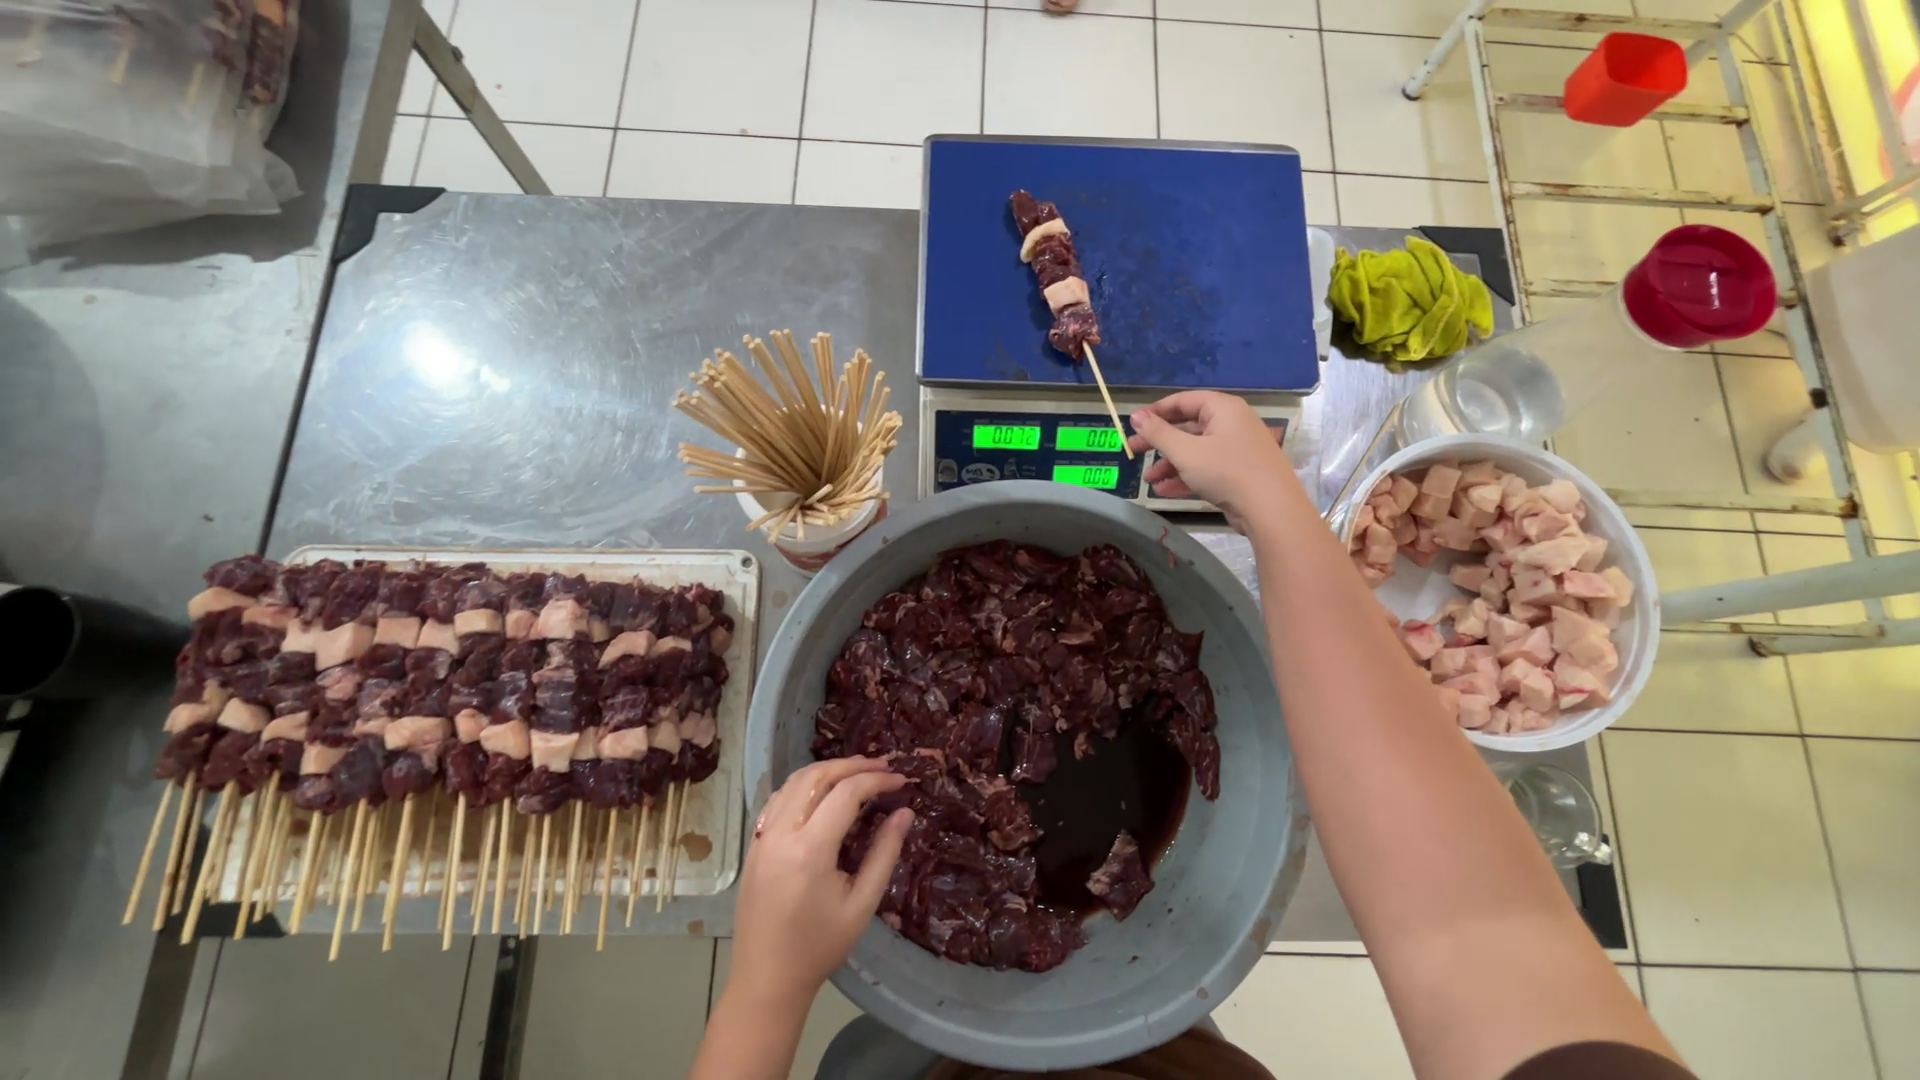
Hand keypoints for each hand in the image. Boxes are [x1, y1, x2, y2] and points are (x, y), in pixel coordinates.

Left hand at [732, 757, 913, 1010]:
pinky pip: (778, 799)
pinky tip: (822, 791)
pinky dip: (803, 785)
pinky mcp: (754, 844)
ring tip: (857, 772)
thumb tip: (905, 813)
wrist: (767, 978)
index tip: (901, 780)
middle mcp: (781, 834)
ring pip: (793, 782)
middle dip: (852, 766)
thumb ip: (884, 854)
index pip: (846, 793)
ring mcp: (762, 837)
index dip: (876, 780)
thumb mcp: (861, 904)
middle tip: (883, 766)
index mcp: (809, 850)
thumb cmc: (819, 946)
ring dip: (827, 770)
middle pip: (817, 777)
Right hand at [1127, 391, 1291, 528]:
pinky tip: (1165, 490)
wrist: (1271, 509)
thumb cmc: (1226, 472)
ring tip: (1148, 480)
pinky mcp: (1239, 472)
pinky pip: (1207, 468)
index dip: (1156, 411)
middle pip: (1188, 426)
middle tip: (1133, 451)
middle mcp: (1232, 423)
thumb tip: (1135, 416)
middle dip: (1160, 442)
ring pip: (1196, 450)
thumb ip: (1158, 433)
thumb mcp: (1185, 451)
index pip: (1183, 401)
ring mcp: (1237, 449)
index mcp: (1223, 408)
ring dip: (1170, 464)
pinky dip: (1186, 476)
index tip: (1133, 424)